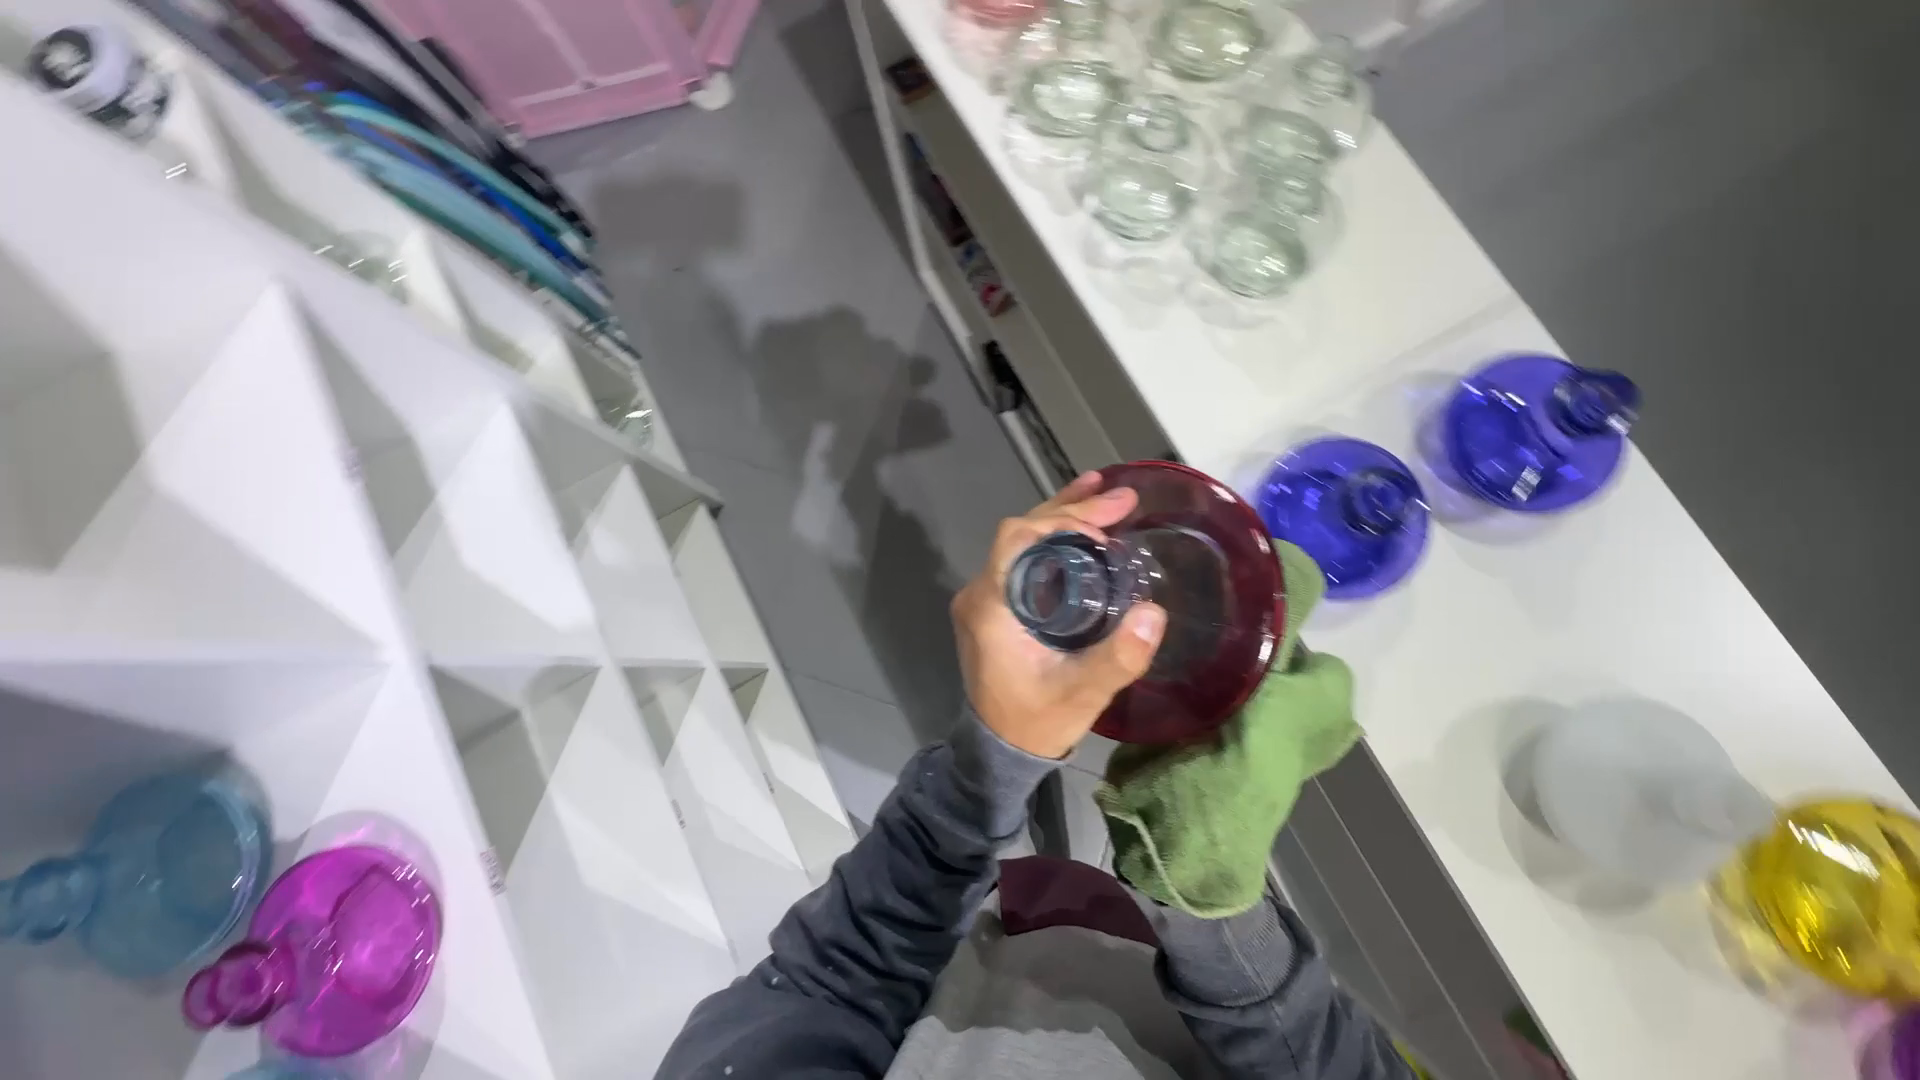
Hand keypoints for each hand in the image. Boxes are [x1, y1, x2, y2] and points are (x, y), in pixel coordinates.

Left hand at [952, 472, 1166, 759]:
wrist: (1002, 752)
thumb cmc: (1037, 721)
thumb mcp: (1082, 693)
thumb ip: (1117, 658)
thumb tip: (1155, 614)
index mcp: (992, 605)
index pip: (1018, 540)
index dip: (1062, 523)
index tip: (1106, 529)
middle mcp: (982, 593)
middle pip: (1023, 534)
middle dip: (1073, 513)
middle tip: (1124, 501)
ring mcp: (987, 598)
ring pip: (1024, 543)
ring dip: (1064, 518)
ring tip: (1108, 495)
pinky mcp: (997, 607)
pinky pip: (1024, 562)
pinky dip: (1055, 541)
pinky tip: (1086, 529)